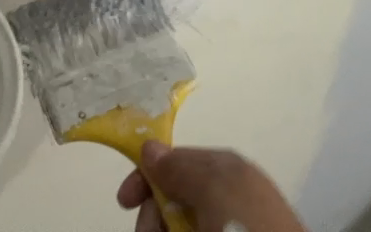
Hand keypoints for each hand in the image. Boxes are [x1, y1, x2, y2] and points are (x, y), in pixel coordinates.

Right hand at [116, 142, 307, 231]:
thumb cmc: (246, 230)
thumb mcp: (214, 190)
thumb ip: (180, 167)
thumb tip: (150, 147)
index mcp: (226, 169)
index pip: (175, 159)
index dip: (146, 176)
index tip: (124, 201)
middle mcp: (227, 195)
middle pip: (172, 196)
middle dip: (154, 215)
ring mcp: (226, 224)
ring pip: (180, 221)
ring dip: (162, 228)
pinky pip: (194, 228)